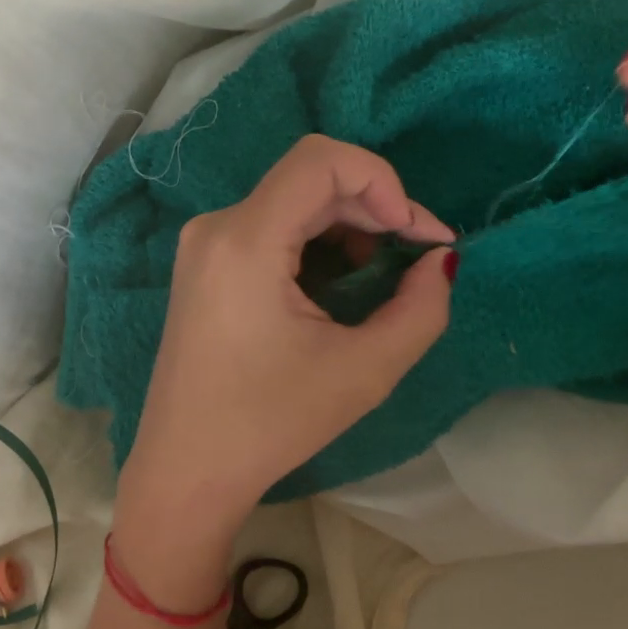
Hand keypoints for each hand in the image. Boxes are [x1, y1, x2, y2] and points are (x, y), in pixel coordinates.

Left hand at [120, 135, 457, 527]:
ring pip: (293, 200)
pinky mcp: (205, 263)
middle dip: (374, 207)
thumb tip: (441, 260)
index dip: (383, 181)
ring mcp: (204, 243)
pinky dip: (316, 240)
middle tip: (418, 258)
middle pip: (310, 179)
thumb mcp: (363, 372)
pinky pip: (271, 225)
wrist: (187, 468)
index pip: (322, 160)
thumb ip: (420, 309)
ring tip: (381, 275)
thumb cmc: (270, 424)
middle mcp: (217, 226)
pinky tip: (339, 282)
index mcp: (245, 240)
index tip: (417, 236)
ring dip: (348, 224)